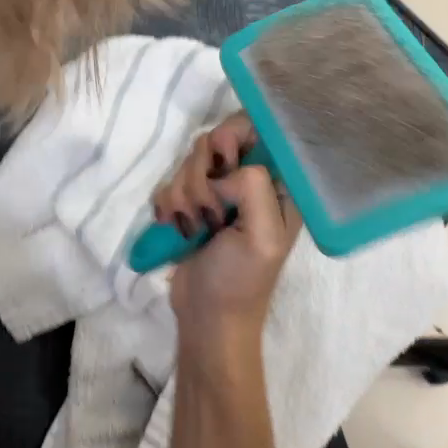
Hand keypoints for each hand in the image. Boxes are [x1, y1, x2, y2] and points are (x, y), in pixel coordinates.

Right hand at [153, 115, 301, 339]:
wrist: (206, 317)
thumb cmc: (241, 280)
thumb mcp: (263, 236)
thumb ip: (253, 187)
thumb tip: (222, 172)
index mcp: (277, 185)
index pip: (259, 130)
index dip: (235, 136)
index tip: (223, 162)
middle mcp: (248, 180)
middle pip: (216, 139)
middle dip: (203, 174)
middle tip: (209, 210)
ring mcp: (217, 190)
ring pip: (190, 160)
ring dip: (185, 194)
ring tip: (195, 227)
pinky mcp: (190, 202)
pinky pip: (170, 180)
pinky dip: (170, 204)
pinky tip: (179, 228)